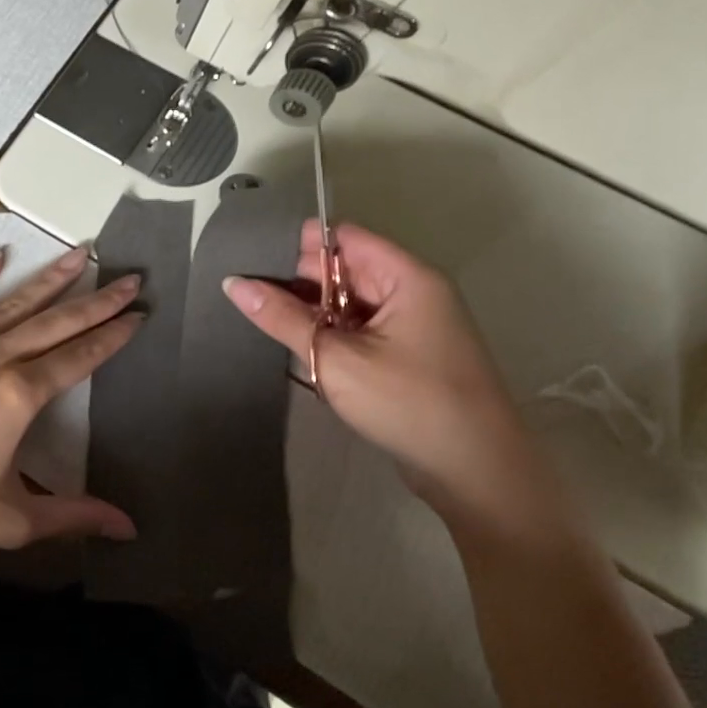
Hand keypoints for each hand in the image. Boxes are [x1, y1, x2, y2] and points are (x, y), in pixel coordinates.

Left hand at [0, 246, 143, 552]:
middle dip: (96, 301)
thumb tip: (128, 527)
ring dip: (48, 280)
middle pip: (55, 324)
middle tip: (129, 278)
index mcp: (19, 397)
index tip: (139, 315)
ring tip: (78, 254)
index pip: (78, 358)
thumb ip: (72, 518)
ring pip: (12, 306)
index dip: (112, 338)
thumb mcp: (11, 520)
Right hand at [222, 221, 533, 513]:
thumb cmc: (407, 402)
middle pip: (346, 268)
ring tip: (254, 311)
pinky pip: (358, 328)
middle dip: (296, 276)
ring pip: (348, 302)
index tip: (250, 251)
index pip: (345, 239)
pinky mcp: (405, 355)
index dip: (299, 241)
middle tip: (241, 285)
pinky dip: (326, 331)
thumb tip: (233, 283)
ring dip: (309, 308)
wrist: (473, 469)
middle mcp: (413, 293)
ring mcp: (411, 326)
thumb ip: (283, 318)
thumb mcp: (335, 358)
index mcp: (408, 279)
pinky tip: (290, 341)